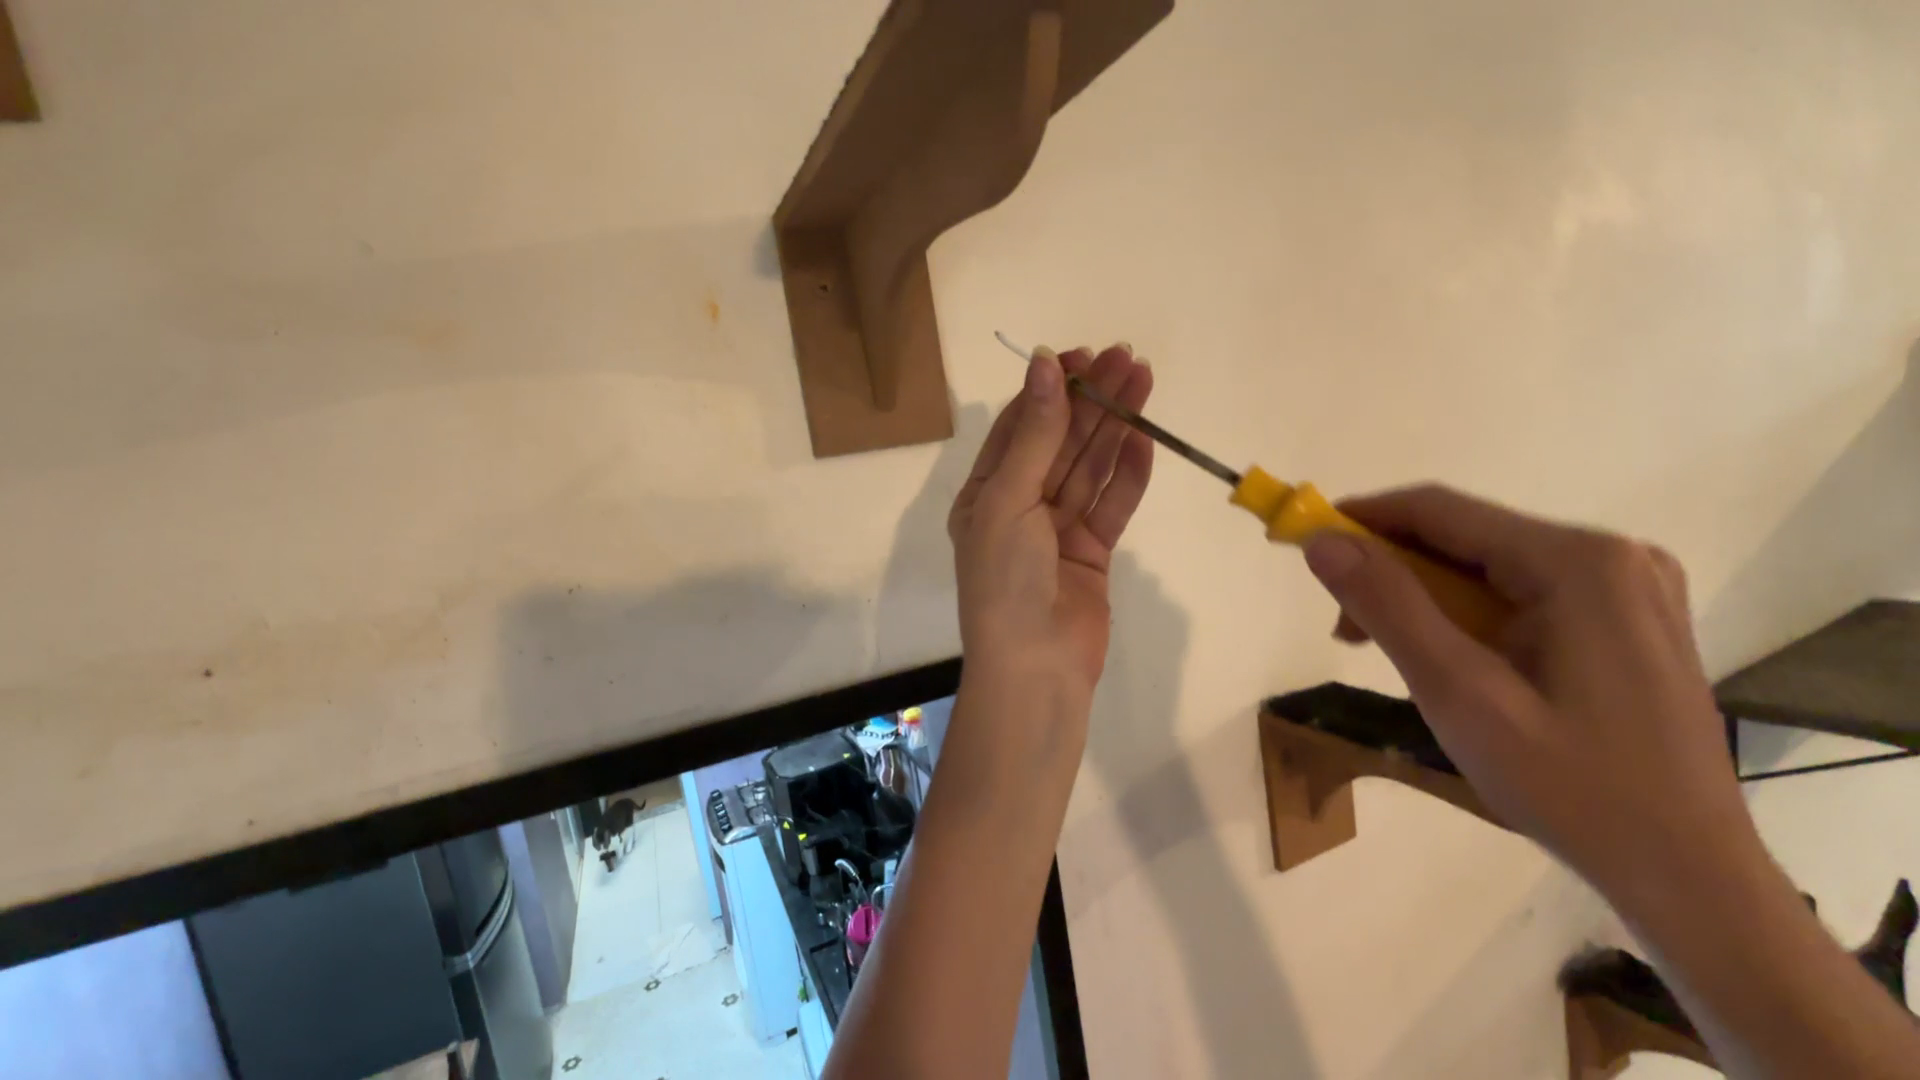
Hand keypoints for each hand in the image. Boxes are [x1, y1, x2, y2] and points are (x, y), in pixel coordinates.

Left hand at [949, 344, 1153, 696]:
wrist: (1035, 667)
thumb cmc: (1005, 580)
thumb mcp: (1009, 499)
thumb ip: (1035, 434)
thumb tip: (1045, 362)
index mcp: (985, 493)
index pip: (1021, 428)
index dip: (1051, 390)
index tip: (1082, 355)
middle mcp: (1020, 506)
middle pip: (1061, 442)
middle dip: (1092, 401)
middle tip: (1127, 358)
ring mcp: (1057, 530)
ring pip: (1090, 467)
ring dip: (1116, 427)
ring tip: (1144, 382)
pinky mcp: (1093, 552)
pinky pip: (1112, 504)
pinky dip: (1129, 474)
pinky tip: (1145, 439)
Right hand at [1301, 485, 1755, 897]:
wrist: (1687, 871)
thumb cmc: (1570, 787)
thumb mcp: (1461, 695)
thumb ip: (1389, 608)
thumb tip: (1322, 543)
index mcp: (1578, 563)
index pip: (1442, 511)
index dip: (1363, 519)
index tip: (1304, 543)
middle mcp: (1614, 555)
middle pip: (1470, 538)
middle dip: (1395, 572)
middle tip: (1345, 631)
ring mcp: (1632, 586)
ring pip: (1495, 567)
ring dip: (1430, 598)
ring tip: (1393, 655)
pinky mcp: (1633, 618)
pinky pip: (1529, 594)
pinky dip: (1474, 616)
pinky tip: (1456, 662)